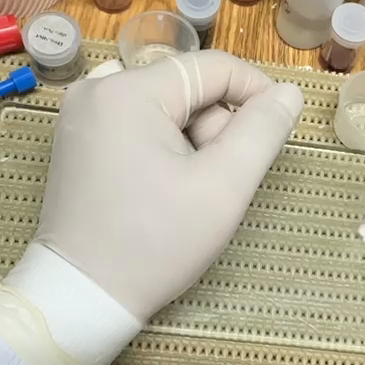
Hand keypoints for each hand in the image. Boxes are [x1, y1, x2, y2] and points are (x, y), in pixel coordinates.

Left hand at [35, 50, 303, 319]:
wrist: (80, 296)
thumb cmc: (154, 243)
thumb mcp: (222, 188)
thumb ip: (262, 132)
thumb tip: (288, 93)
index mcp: (128, 91)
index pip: (213, 68)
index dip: (257, 93)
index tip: (277, 131)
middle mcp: (97, 89)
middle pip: (187, 88)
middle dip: (216, 128)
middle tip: (216, 183)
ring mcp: (81, 114)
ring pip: (165, 107)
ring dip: (192, 140)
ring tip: (186, 191)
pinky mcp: (77, 139)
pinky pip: (137, 123)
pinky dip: (162, 145)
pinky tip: (162, 186)